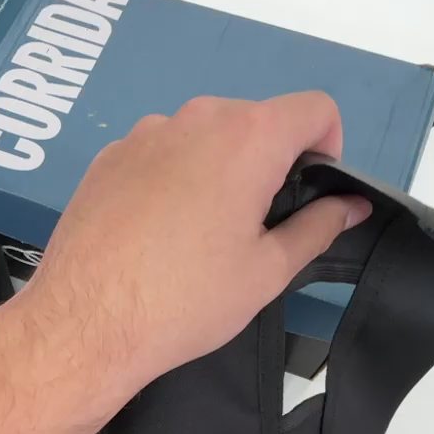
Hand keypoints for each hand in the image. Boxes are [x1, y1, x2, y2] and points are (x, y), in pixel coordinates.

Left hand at [20, 93, 371, 389]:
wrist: (84, 324)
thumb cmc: (186, 300)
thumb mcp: (266, 271)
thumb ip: (317, 228)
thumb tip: (350, 205)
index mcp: (246, 136)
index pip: (314, 109)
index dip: (328, 147)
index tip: (308, 195)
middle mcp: (193, 118)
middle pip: (253, 122)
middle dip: (267, 164)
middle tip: (251, 230)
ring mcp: (141, 135)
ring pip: (201, 139)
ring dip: (215, 172)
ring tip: (195, 238)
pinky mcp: (104, 160)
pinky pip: (156, 156)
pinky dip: (170, 180)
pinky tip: (152, 235)